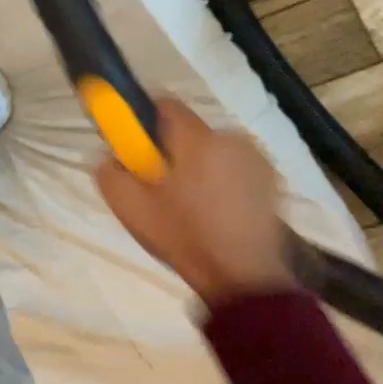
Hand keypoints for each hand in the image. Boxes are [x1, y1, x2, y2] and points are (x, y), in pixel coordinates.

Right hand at [93, 99, 296, 303]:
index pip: (164, 104)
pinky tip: (213, 209)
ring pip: (212, 150)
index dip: (143, 119)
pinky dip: (221, 179)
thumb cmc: (182, 235)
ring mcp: (259, 161)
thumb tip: (112, 153)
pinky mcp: (274, 183)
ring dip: (197, 164)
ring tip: (187, 201)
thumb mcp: (127, 204)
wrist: (243, 279)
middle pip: (188, 130)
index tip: (133, 144)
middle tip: (157, 182)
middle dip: (170, 148)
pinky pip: (234, 167)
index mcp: (196, 139)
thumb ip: (108, 168)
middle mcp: (232, 139)